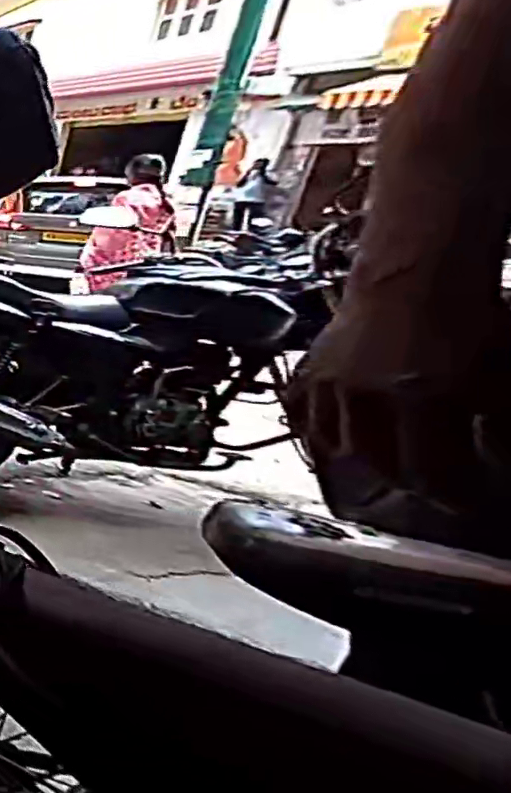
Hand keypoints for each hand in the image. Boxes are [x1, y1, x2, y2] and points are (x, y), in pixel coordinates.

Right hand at [286, 292, 510, 488]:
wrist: (410, 286)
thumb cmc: (468, 327)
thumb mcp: (502, 378)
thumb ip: (498, 424)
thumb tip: (494, 459)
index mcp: (418, 399)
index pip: (427, 466)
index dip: (445, 493)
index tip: (459, 506)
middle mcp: (363, 396)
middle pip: (372, 457)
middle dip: (399, 479)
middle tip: (420, 487)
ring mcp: (327, 384)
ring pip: (329, 439)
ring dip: (355, 457)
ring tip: (374, 464)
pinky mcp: (306, 373)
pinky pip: (300, 411)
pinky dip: (313, 429)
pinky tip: (327, 437)